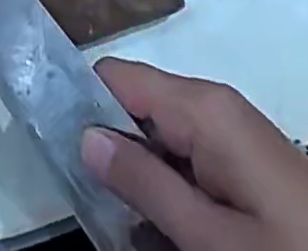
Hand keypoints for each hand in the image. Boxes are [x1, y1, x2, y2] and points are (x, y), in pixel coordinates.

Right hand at [81, 60, 307, 250]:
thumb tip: (84, 137)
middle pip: (132, 101)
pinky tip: (169, 223)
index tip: (60, 147)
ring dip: (139, 170)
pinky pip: (186, 151)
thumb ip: (143, 182)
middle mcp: (213, 104)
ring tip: (130, 218)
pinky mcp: (247, 157)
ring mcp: (233, 130)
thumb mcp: (210, 238)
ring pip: (156, 130)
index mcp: (201, 106)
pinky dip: (168, 180)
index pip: (112, 74)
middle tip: (97, 197)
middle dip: (111, 145)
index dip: (81, 104)